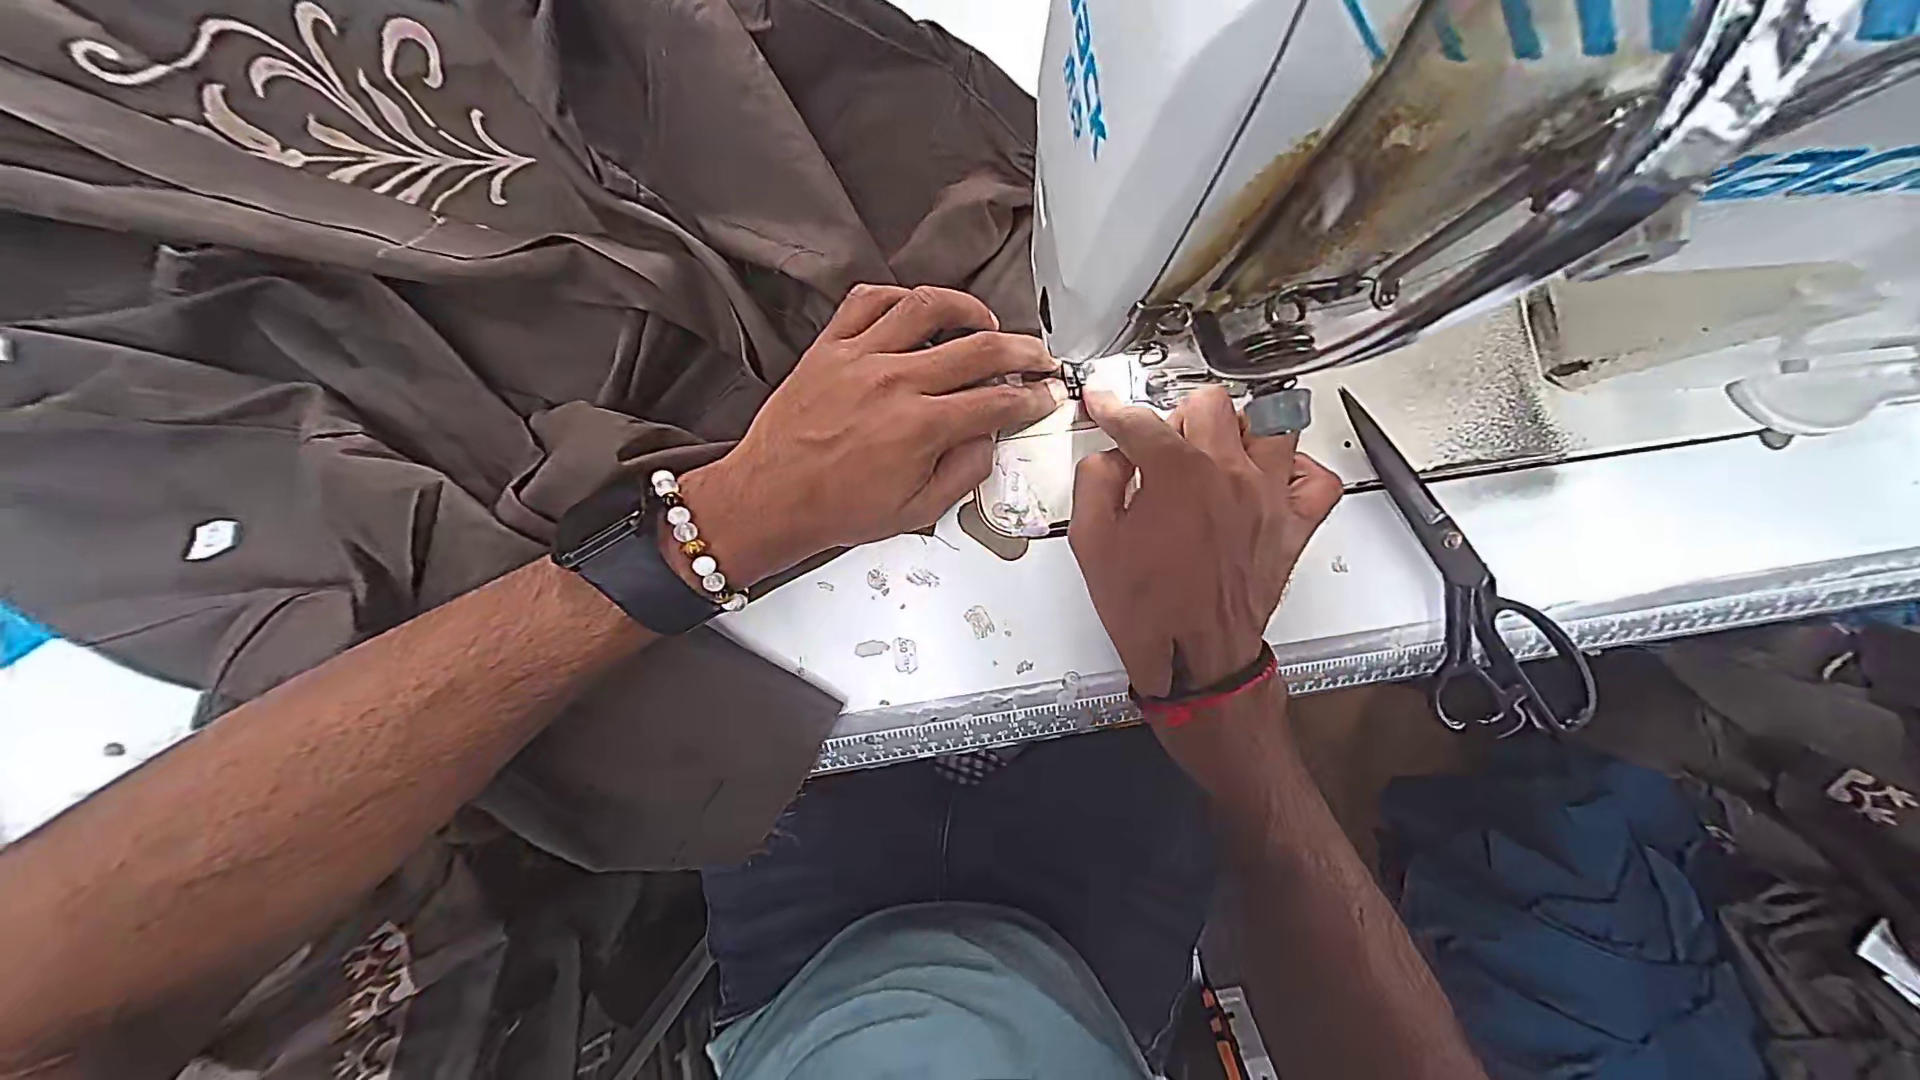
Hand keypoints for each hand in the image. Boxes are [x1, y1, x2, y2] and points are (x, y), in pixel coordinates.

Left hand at [678, 285, 1062, 582]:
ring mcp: (860, 358)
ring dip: (969, 308)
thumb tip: (988, 440)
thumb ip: (963, 473)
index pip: (998, 400)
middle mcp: (894, 384)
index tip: (1045, 394)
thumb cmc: (834, 508)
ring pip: (929, 307)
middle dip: (1024, 350)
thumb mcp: (916, 511)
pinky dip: (901, 296)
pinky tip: (917, 309)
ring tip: (985, 320)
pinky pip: (869, 300)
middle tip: (1037, 357)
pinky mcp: (830, 347)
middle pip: (980, 347)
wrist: (770, 498)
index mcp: (920, 428)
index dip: (1033, 396)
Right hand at [1068, 386, 1341, 697]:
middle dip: (1176, 415)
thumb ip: (1094, 481)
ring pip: (1268, 422)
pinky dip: (1294, 467)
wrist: (1192, 654)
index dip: (1113, 408)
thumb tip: (1110, 456)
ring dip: (1235, 428)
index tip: (1106, 405)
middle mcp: (1229, 476)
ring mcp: (1267, 498)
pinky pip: (1314, 477)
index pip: (1140, 421)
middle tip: (1160, 441)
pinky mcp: (1292, 525)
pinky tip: (1266, 475)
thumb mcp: (1091, 541)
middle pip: (1209, 403)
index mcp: (1176, 475)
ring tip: (1213, 449)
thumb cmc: (1148, 609)